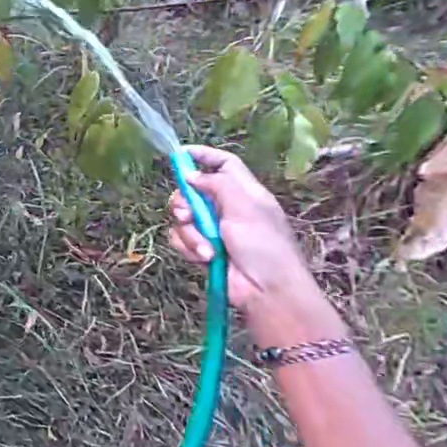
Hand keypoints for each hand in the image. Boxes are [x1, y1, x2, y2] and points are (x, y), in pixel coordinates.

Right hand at [167, 145, 346, 343]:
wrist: (267, 291)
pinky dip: (190, 248)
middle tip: (187, 214)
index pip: (222, 164)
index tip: (180, 154)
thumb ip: (216, 184)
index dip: (203, 156)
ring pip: (183, 218)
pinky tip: (204, 258)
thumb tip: (191, 175)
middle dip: (185, 202)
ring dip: (191, 233)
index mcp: (244, 192)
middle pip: (193, 191)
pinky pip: (182, 239)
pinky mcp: (203, 249)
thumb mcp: (244, 207)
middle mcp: (227, 208)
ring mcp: (214, 230)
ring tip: (206, 248)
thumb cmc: (263, 245)